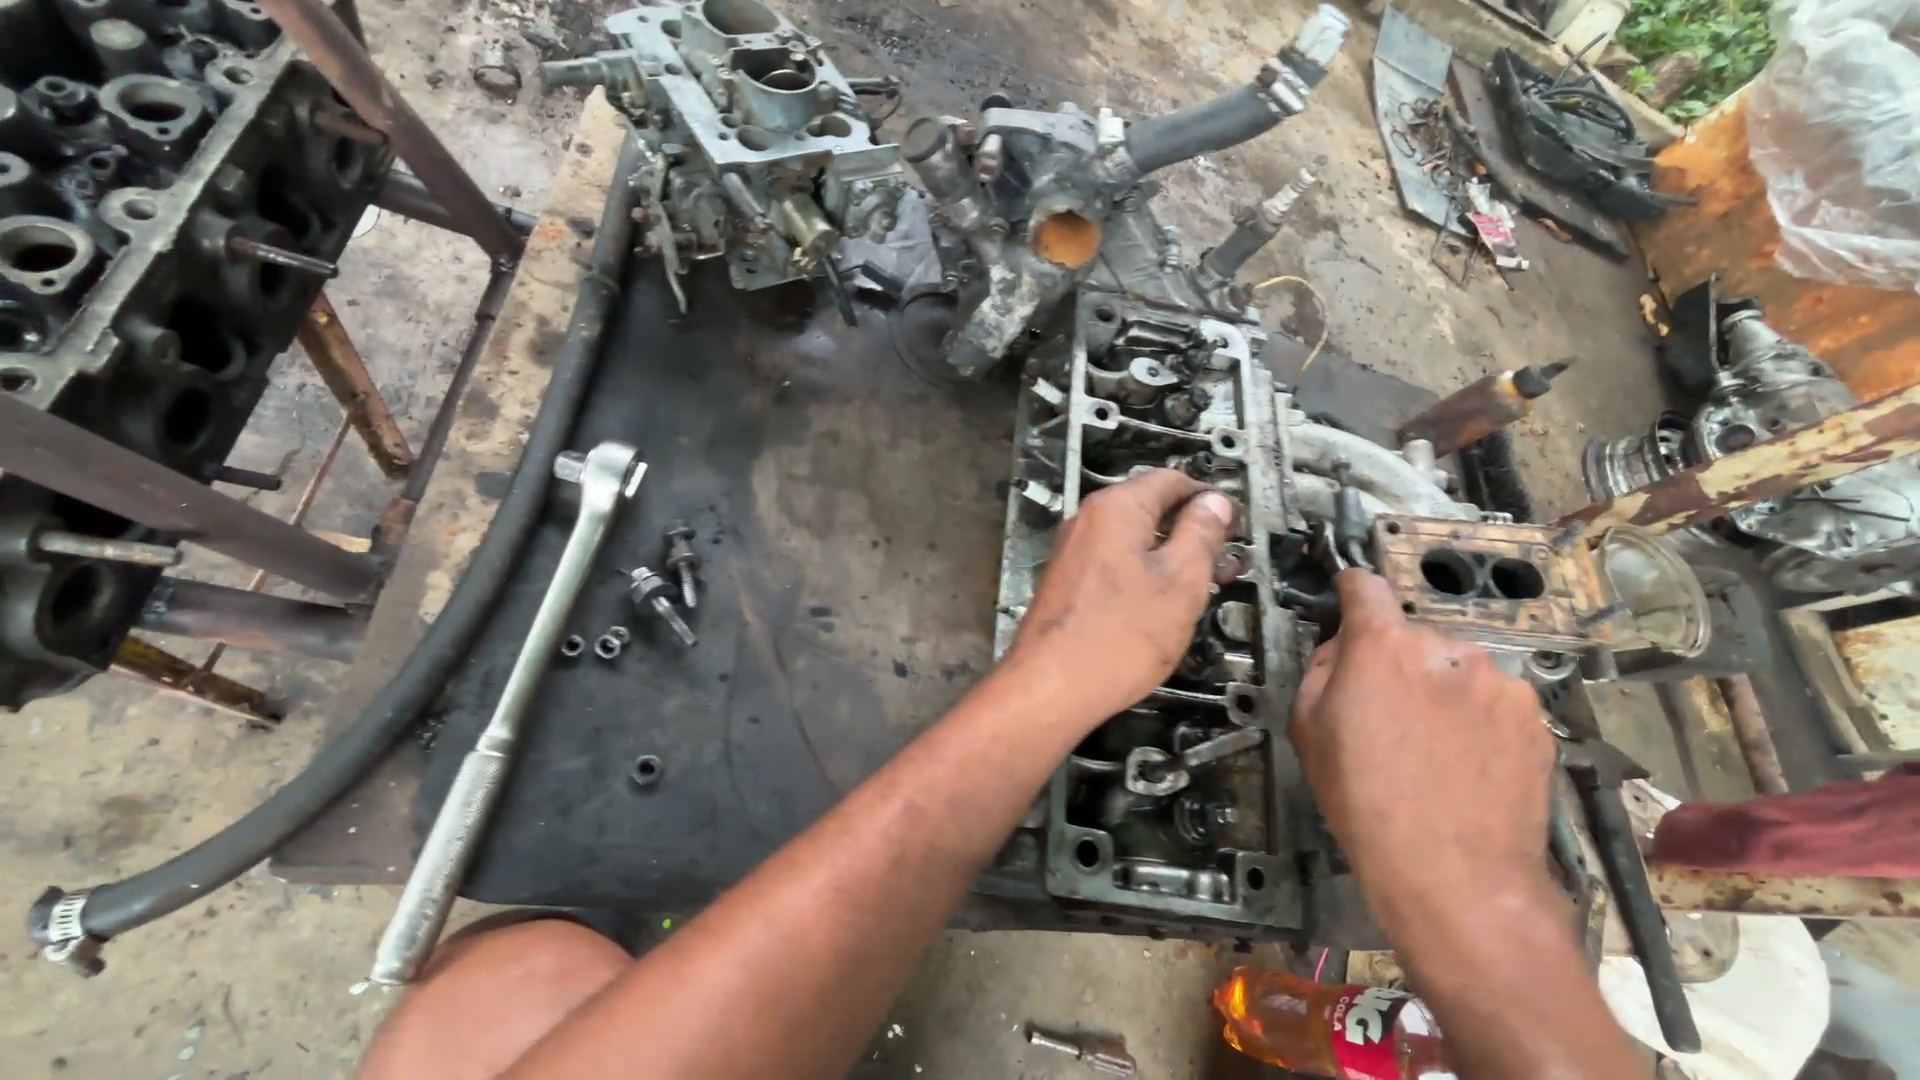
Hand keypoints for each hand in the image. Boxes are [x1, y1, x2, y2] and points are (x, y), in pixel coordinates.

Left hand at [1003, 469, 1233, 724]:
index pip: (1172, 480)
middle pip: (1151, 509)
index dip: (1209, 498)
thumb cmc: (1119, 636)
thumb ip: (1202, 534)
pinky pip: (1115, 564)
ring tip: (1203, 589)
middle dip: (1192, 532)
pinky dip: (1144, 576)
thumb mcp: (1181, 581)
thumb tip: (1214, 502)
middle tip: (1225, 564)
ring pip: (1134, 540)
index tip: (1234, 525)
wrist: (1051, 687)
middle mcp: (1088, 521)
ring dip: (1171, 558)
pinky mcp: (1069, 583)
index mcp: (1116, 508)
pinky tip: (1163, 605)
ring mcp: (1074, 552)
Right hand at [1290, 569, 1551, 898]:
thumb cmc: (1363, 798)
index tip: (1348, 603)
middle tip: (1386, 711)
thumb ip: (1323, 670)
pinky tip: (1468, 760)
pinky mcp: (1535, 717)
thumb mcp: (1308, 730)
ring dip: (1441, 687)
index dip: (1351, 591)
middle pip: (1412, 636)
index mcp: (1382, 646)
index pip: (1366, 586)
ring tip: (1434, 744)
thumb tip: (1343, 649)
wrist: (1453, 871)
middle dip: (1396, 660)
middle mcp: (1446, 648)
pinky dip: (1477, 716)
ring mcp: (1499, 682)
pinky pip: (1493, 699)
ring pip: (1456, 667)